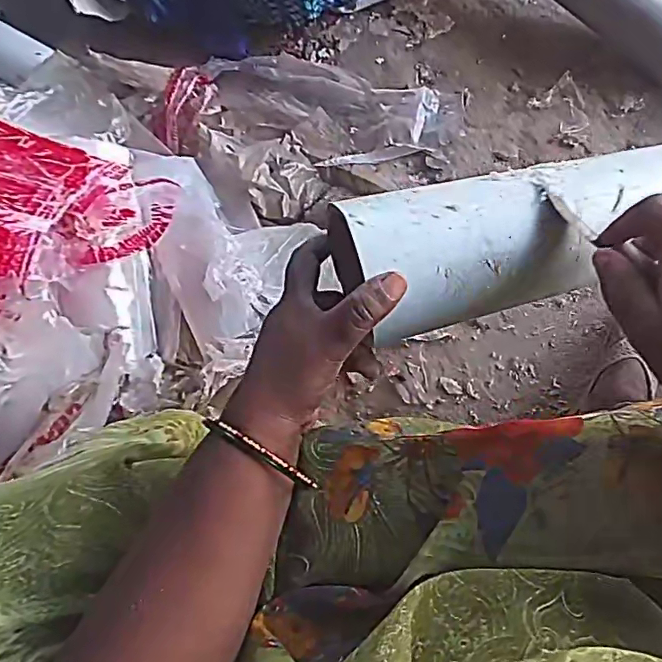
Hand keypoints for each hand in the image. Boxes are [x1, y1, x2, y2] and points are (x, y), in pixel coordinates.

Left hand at [223, 236, 405, 444]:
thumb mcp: (333, 337)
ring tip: (373, 357)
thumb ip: (362, 309)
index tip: (346, 238)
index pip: (306, 261)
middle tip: (380, 310)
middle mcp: (295, 318)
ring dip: (359, 340)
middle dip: (358, 307)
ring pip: (337, 329)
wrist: (268, 423)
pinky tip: (363, 374)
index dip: (323, 245)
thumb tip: (394, 279)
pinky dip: (351, 359)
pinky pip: (335, 352)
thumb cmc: (293, 373)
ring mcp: (298, 343)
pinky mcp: (305, 366)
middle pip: (331, 299)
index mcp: (295, 302)